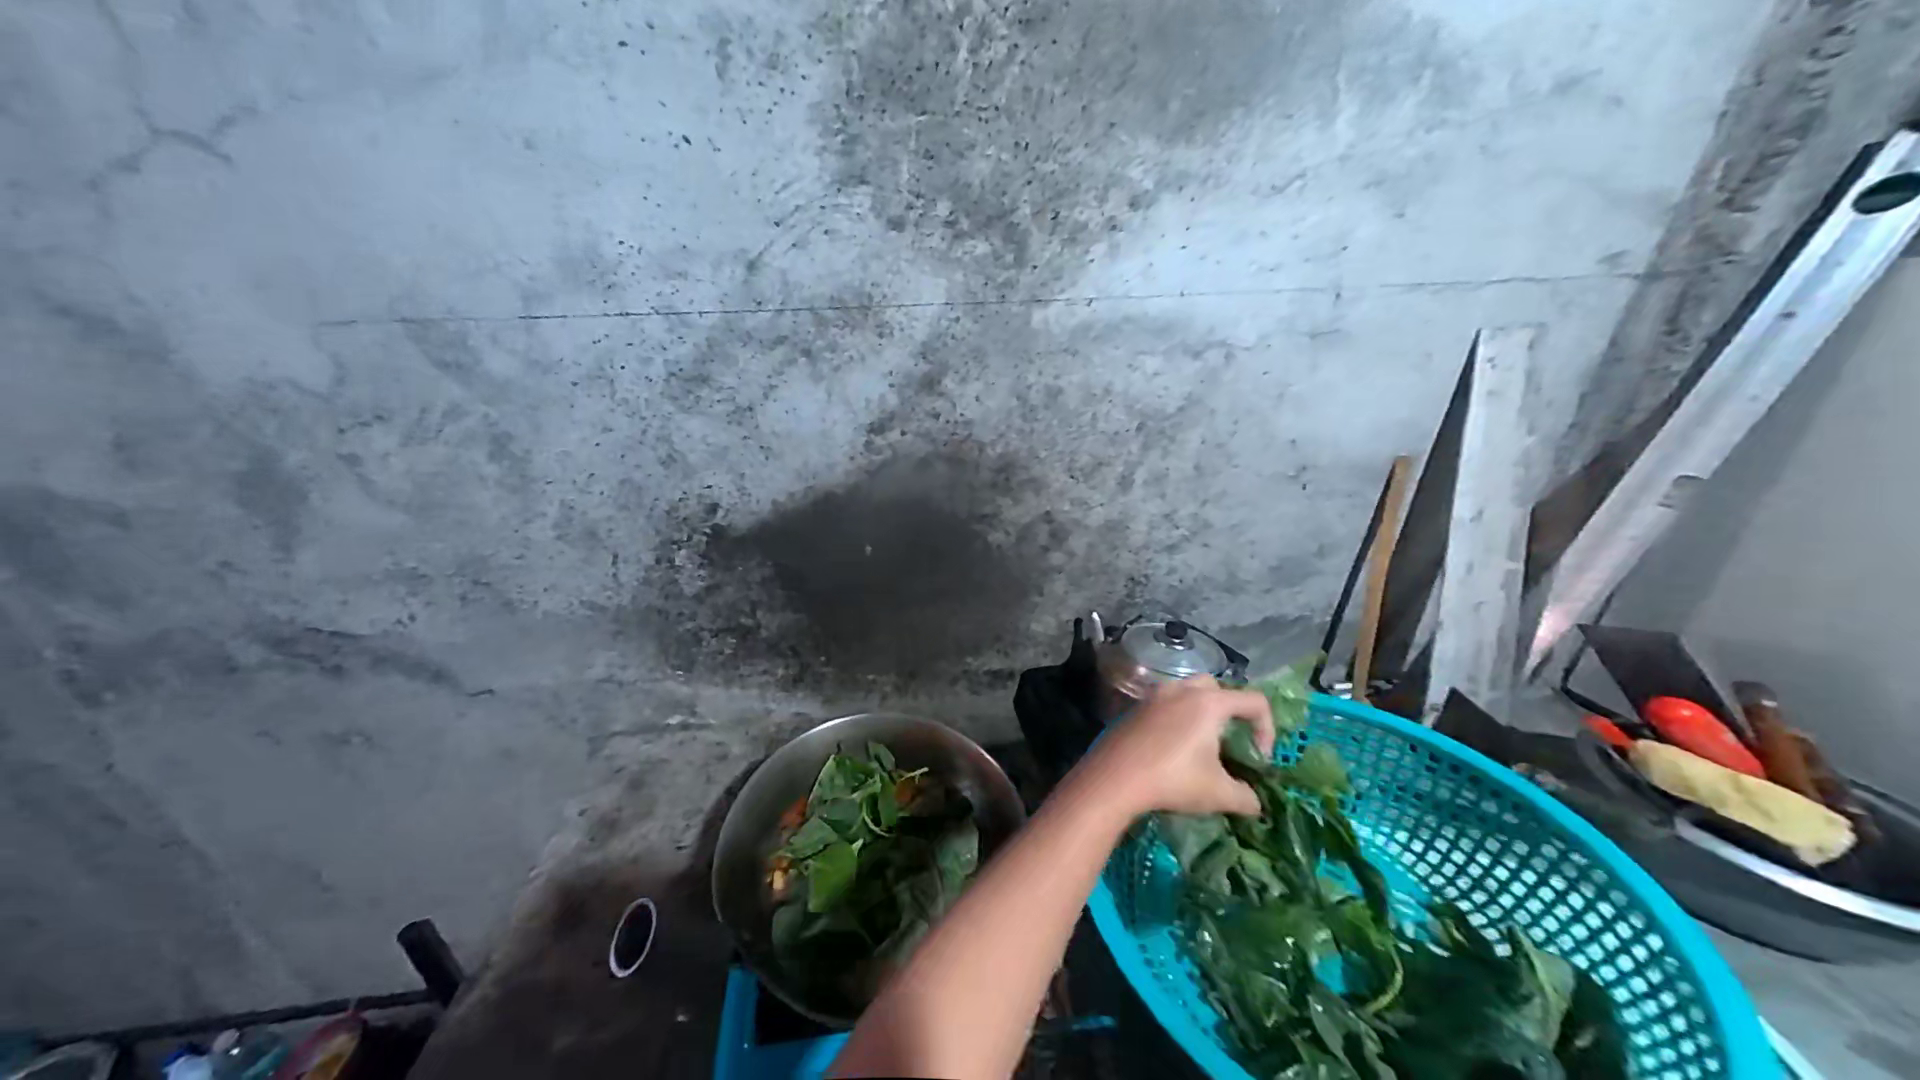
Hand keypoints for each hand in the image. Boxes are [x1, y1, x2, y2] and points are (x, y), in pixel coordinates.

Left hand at [1081, 676, 1274, 818]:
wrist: (1113, 777)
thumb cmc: (1173, 780)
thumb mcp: (1218, 794)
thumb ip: (1245, 797)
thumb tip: (1254, 803)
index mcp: (1209, 703)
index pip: (1254, 701)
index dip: (1267, 728)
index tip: (1259, 758)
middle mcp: (1182, 690)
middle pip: (1217, 688)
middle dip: (1231, 711)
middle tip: (1229, 741)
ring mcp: (1154, 696)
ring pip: (1187, 692)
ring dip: (1200, 712)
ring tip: (1201, 745)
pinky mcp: (1135, 708)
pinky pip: (1164, 704)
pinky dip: (1176, 718)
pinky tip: (1172, 748)